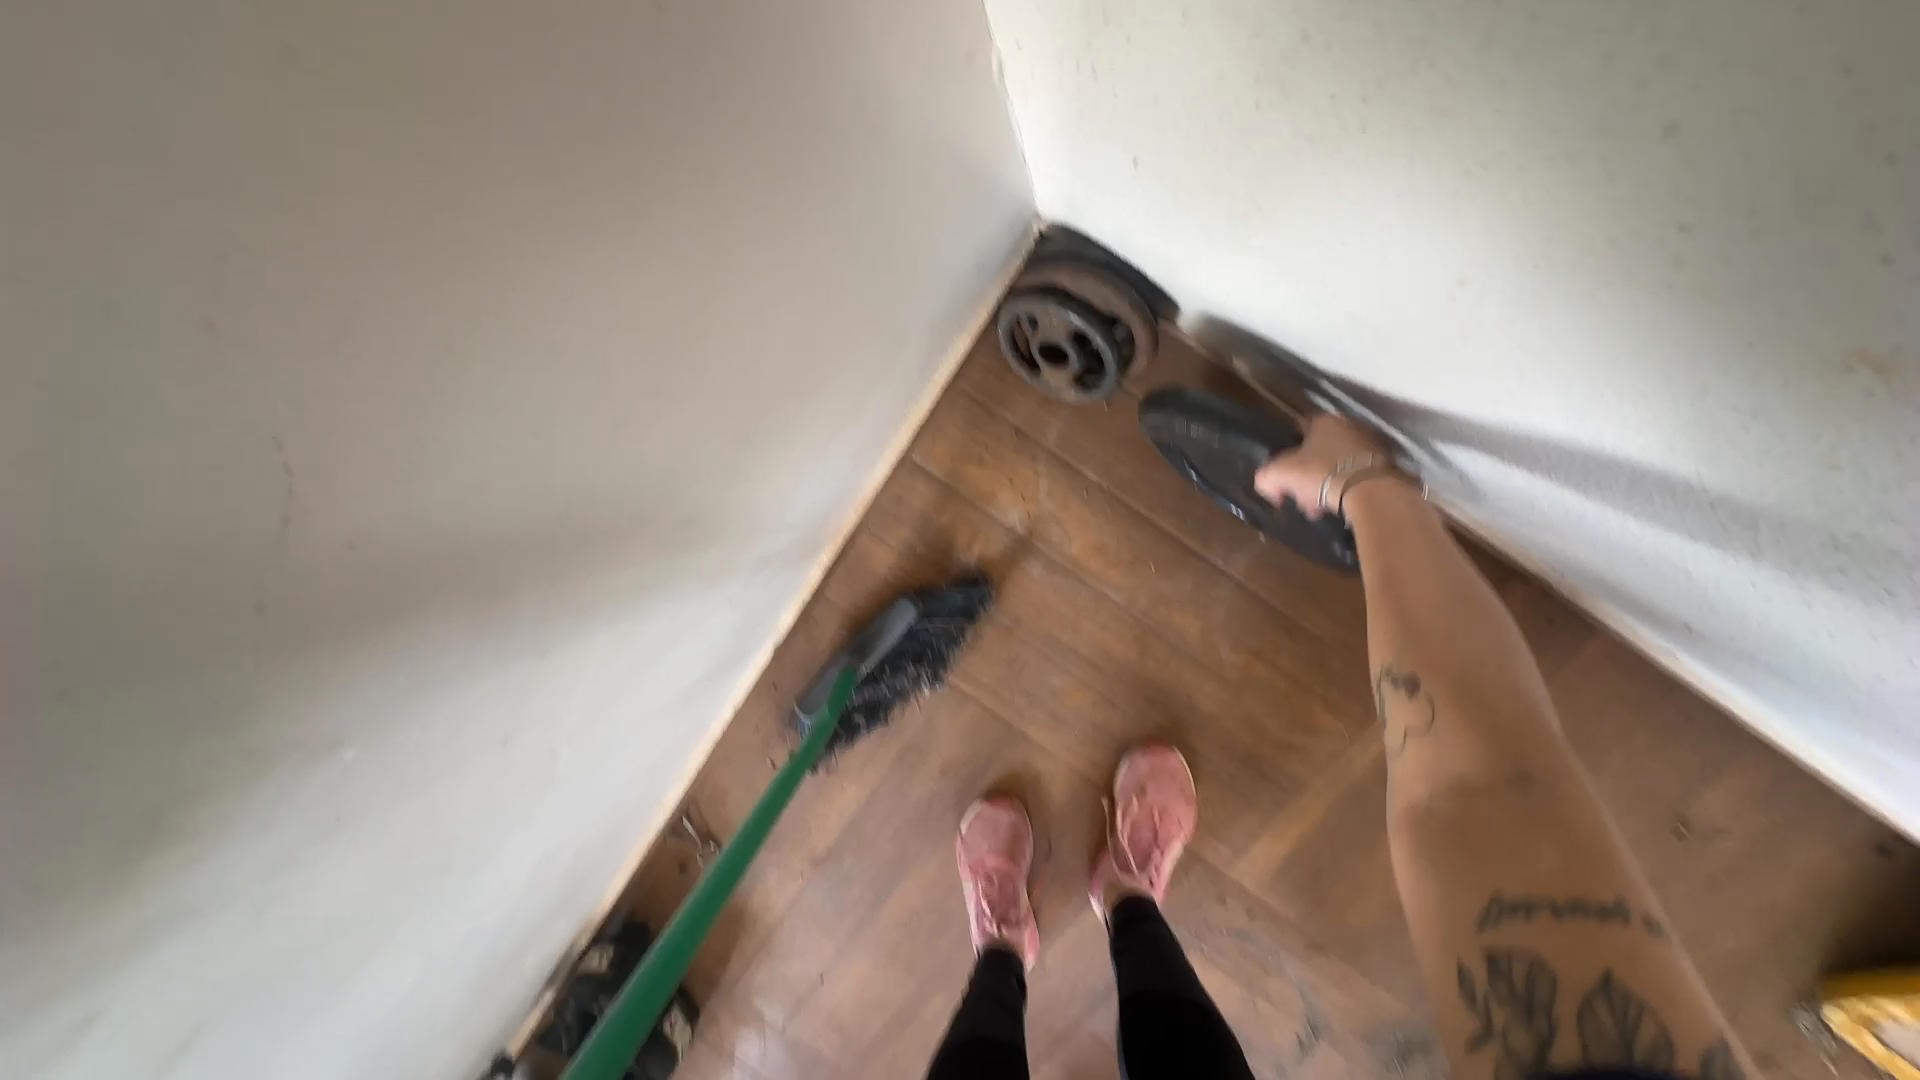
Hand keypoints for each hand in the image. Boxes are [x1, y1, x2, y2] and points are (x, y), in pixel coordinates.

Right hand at [1253, 414, 1390, 517]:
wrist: (1369, 490)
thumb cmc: (1321, 473)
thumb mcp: (1280, 474)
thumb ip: (1266, 477)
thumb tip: (1266, 485)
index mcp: (1324, 421)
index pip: (1298, 433)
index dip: (1287, 455)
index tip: (1284, 476)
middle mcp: (1349, 426)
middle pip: (1318, 453)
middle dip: (1306, 478)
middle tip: (1301, 499)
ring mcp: (1369, 444)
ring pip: (1336, 466)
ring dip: (1324, 487)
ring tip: (1319, 509)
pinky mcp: (1385, 464)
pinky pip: (1355, 476)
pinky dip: (1345, 489)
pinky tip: (1338, 506)